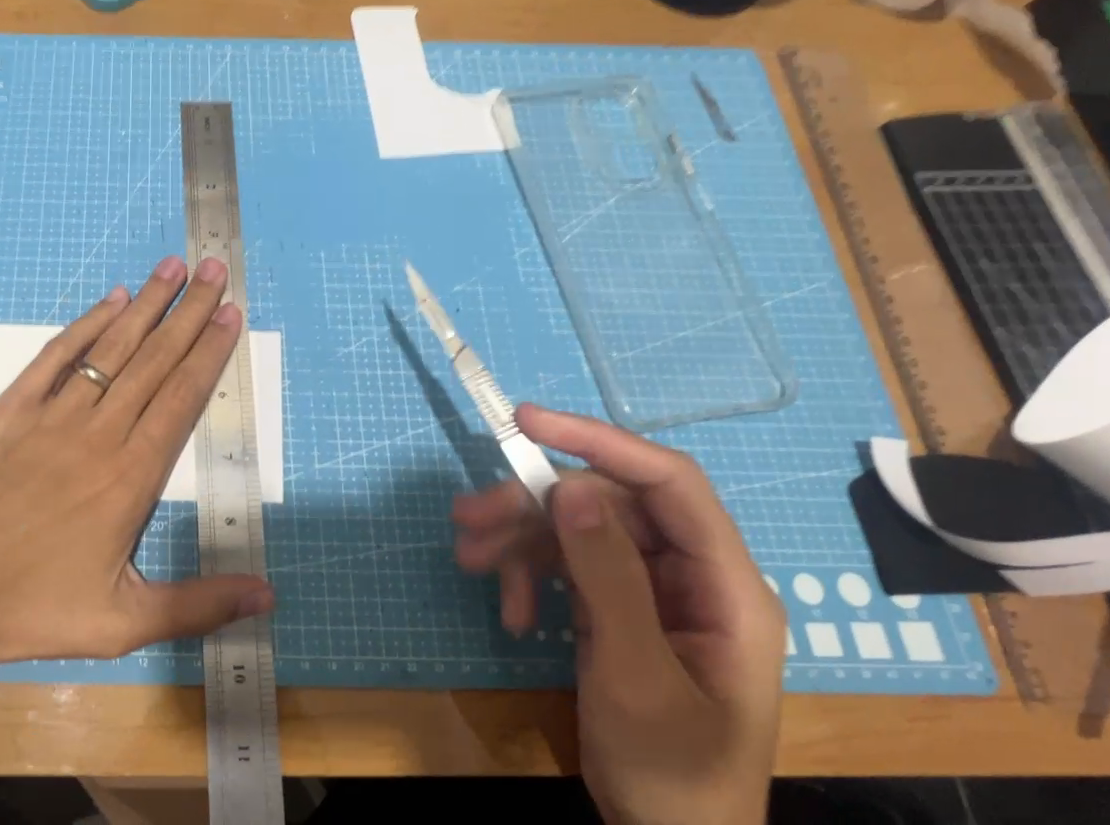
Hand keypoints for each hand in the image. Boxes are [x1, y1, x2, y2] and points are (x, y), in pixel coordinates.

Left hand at [0, 256, 272, 711]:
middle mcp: (98, 433)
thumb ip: (199, 605)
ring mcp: (51, 415)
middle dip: (188, 313)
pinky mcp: (11, 410)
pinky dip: (85, 325)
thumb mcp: (122, 623)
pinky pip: (56, 357)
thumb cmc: (29, 609)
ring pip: (111, 350)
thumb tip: (270, 594)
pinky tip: (109, 302)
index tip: (231, 313)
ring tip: (171, 267)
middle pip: (153, 361)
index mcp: (130, 478)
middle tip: (214, 268)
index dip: (209, 354)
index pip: (181, 400)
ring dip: (144, 306)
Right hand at [453, 405, 783, 824]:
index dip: (600, 441)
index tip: (527, 422)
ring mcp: (653, 593)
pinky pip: (569, 569)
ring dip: (521, 542)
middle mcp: (692, 576)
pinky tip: (508, 615)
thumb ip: (608, 579)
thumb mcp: (635, 676)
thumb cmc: (673, 772)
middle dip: (536, 507)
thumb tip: (571, 490)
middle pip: (609, 505)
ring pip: (579, 532)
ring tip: (469, 561)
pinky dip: (530, 580)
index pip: (669, 483)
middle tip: (468, 519)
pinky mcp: (620, 612)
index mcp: (726, 586)